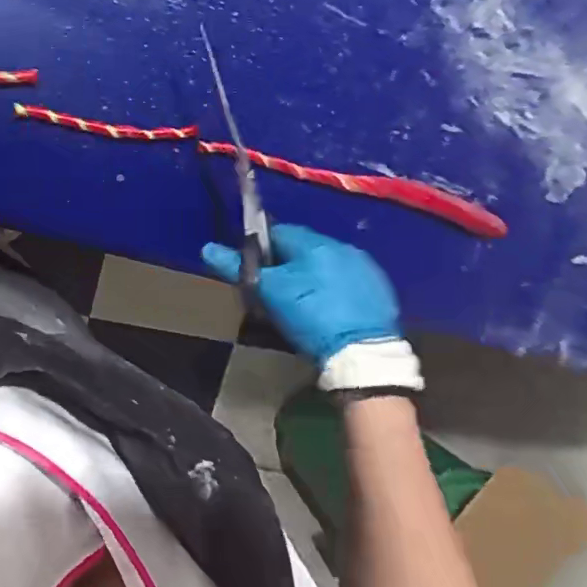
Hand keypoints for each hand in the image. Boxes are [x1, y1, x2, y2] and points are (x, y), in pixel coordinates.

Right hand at [202, 224, 400, 362]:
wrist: (362, 354)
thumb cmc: (310, 316)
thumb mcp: (268, 293)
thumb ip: (237, 268)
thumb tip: (208, 248)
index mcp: (316, 243)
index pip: (278, 232)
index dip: (259, 249)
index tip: (250, 270)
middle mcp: (344, 248)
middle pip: (302, 249)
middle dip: (283, 266)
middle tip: (269, 291)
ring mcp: (366, 270)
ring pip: (323, 266)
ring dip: (307, 278)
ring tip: (294, 304)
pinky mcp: (379, 292)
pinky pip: (344, 283)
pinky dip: (329, 292)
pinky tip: (322, 313)